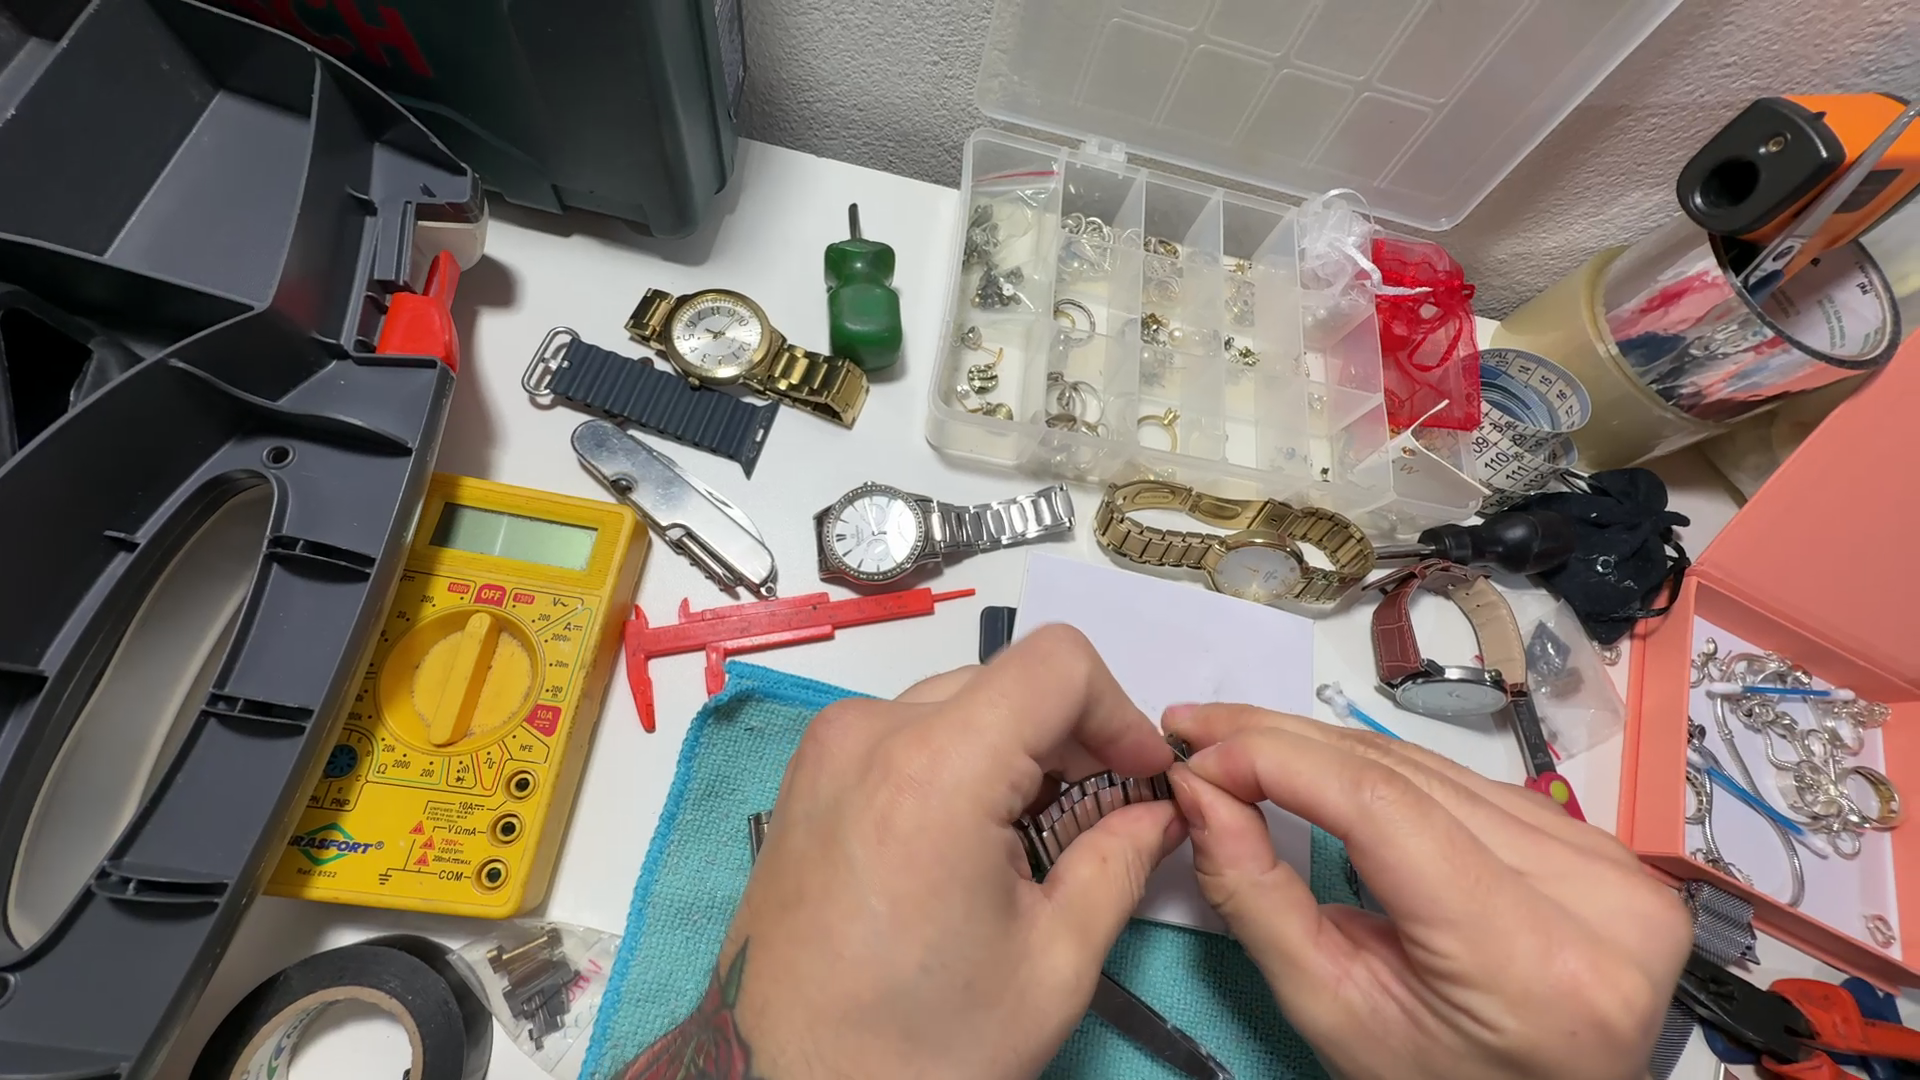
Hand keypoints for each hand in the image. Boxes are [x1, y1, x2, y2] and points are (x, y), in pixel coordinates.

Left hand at [661, 626, 1184, 1079]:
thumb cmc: (913, 1048)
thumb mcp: (1049, 967)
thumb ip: (1119, 864)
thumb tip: (1158, 810)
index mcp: (936, 767)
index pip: (1057, 663)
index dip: (1117, 709)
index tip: (1136, 774)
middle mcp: (873, 728)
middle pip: (1010, 681)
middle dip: (1071, 739)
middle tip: (1096, 816)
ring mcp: (833, 741)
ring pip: (963, 699)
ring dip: (1016, 748)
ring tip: (1026, 836)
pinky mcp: (814, 764)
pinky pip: (912, 724)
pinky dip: (962, 756)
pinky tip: (966, 833)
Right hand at [1163, 705, 1688, 1079]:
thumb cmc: (1432, 1079)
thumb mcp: (1325, 1006)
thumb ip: (1252, 891)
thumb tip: (1196, 786)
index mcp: (1533, 959)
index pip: (1379, 805)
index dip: (1273, 760)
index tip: (1193, 755)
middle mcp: (1591, 889)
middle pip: (1394, 771)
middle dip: (1275, 738)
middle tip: (1192, 726)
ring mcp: (1602, 855)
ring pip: (1414, 759)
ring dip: (1309, 743)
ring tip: (1230, 738)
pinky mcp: (1587, 837)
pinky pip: (1444, 775)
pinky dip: (1358, 763)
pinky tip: (1304, 760)